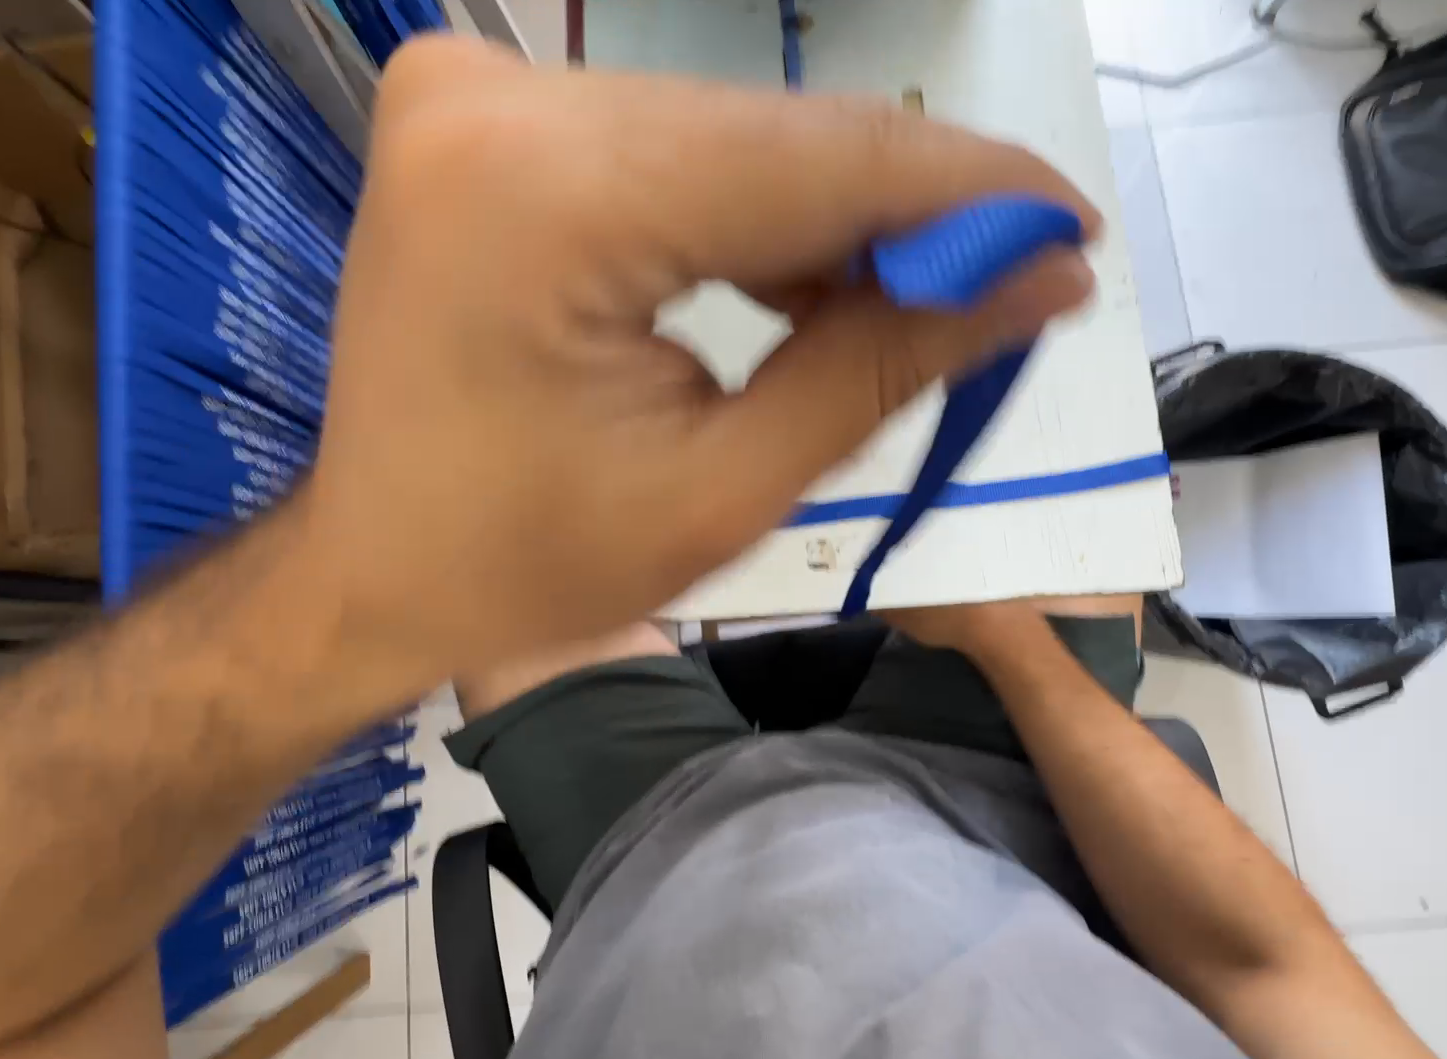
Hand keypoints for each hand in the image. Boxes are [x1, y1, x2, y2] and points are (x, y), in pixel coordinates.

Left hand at [286, 38, 1099, 701]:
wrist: (374, 571)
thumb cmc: (532, 566)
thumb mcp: (726, 492)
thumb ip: (882, 367)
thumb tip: (1040, 278)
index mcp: (544, 200)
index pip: (813, 159)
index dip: (966, 191)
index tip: (1072, 227)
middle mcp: (497, 102)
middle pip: (771, 139)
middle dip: (904, 215)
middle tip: (1010, 278)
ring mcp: (475, 98)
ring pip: (727, 140)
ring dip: (830, 220)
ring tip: (912, 302)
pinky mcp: (482, 124)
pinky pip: (665, 153)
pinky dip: (747, 216)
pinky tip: (805, 283)